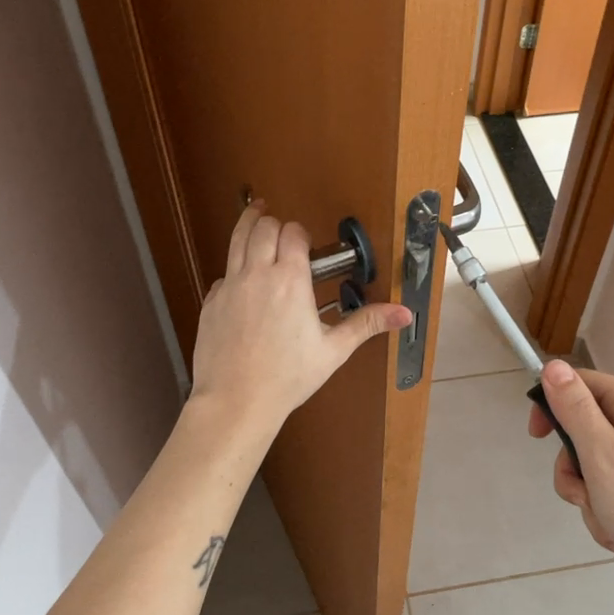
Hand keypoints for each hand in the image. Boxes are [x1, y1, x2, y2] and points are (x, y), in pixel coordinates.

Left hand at [189, 203, 411, 426]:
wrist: (236, 400)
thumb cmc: (286, 378)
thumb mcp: (333, 350)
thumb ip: (366, 324)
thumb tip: (402, 313)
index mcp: (290, 280)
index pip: (293, 233)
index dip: (301, 233)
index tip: (306, 242)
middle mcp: (258, 275)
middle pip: (263, 227)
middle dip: (275, 223)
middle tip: (282, 229)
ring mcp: (230, 286)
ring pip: (236, 239)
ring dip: (248, 225)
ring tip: (255, 214)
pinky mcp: (211, 302)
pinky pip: (223, 274)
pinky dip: (233, 268)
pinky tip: (241, 279)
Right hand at [529, 360, 613, 594]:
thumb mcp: (601, 455)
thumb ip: (574, 408)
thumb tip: (553, 365)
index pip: (581, 384)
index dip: (553, 405)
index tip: (537, 438)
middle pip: (589, 430)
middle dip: (577, 469)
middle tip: (584, 496)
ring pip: (601, 467)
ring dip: (594, 497)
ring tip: (611, 523)